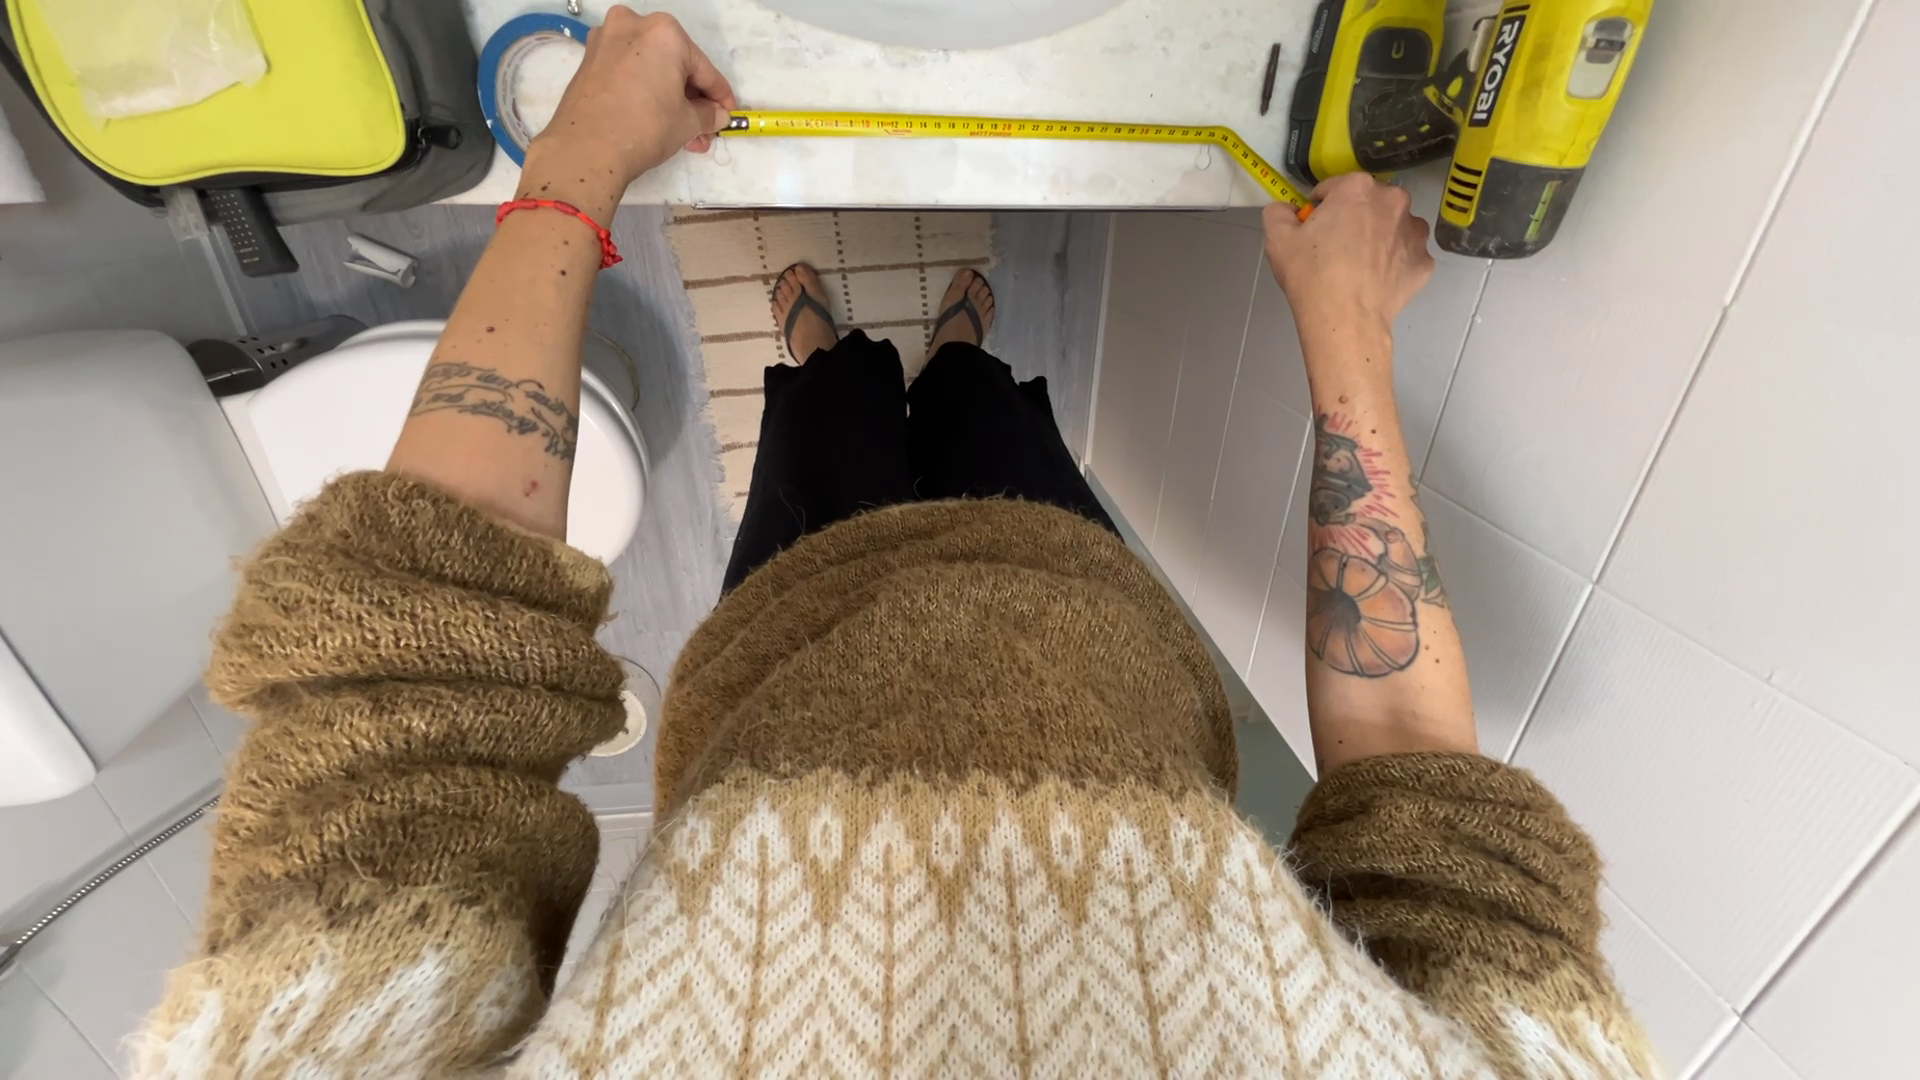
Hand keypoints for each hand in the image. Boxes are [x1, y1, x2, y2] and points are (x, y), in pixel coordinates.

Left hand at [525, 8, 736, 192]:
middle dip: (694, 100)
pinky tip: (658, 120)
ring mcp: (608, 38)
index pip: (704, 69)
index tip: (729, 114)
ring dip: (672, 100)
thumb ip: (708, 115)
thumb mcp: (688, 123)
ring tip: (685, 135)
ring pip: (653, 69)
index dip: (721, 96)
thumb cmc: (647, 127)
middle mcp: (634, 23)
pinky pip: (631, 72)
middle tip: (705, 130)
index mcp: (665, 32)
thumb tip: (717, 115)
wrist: (589, 146)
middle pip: (676, 65)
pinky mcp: (591, 57)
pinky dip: (648, 92)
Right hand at [1263, 173, 1434, 335]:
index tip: (1311, 231)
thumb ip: (1277, 213)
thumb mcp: (1277, 241)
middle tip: (1333, 251)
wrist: (1344, 318)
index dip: (1319, 209)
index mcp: (1357, 188)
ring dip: (1376, 239)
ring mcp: (1414, 231)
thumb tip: (1284, 209)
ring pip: (1391, 228)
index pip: (1333, 188)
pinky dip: (1391, 265)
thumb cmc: (1311, 275)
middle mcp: (1393, 200)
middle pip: (1367, 204)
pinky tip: (1372, 282)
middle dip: (1352, 220)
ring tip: (1356, 268)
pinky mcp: (1423, 260)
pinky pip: (1404, 257)